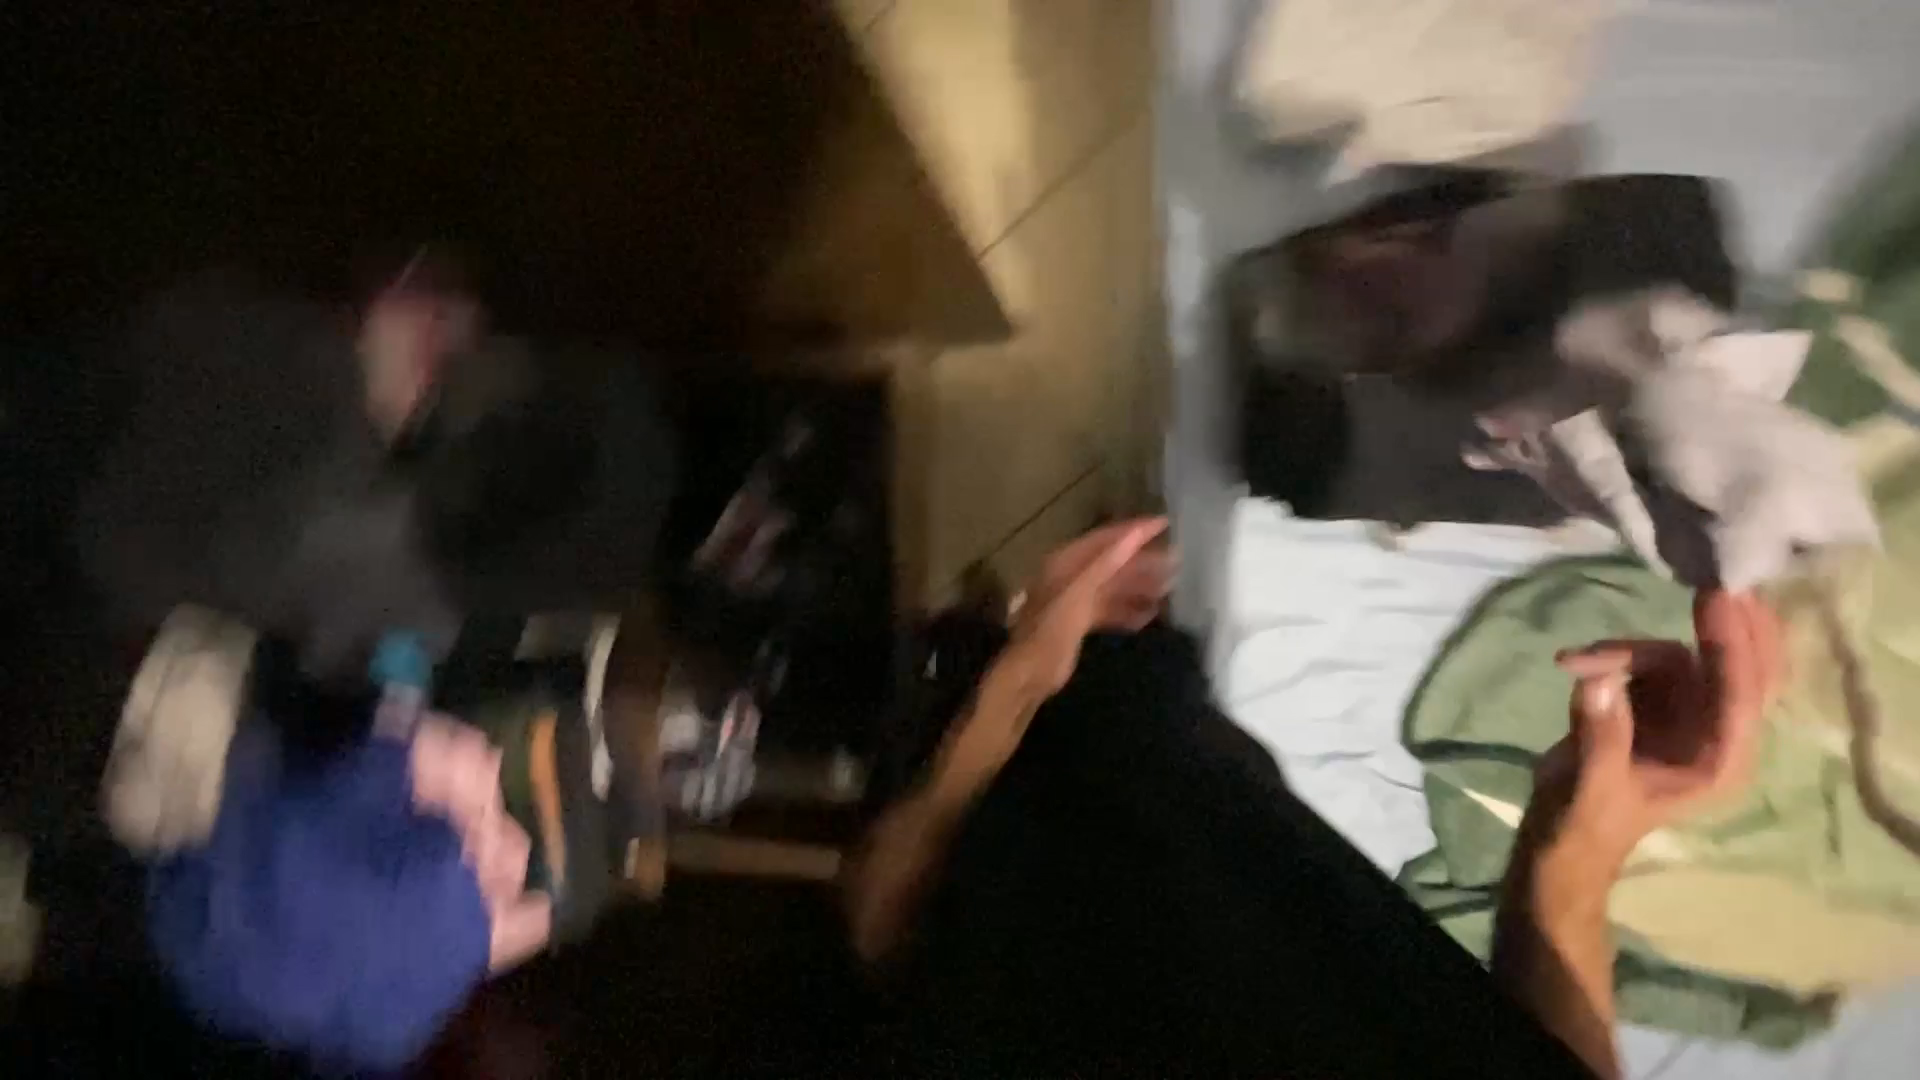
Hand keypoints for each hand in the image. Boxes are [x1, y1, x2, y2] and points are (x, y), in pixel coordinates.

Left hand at [992, 517, 1172, 701]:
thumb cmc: (1052, 629)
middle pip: (1112, 562)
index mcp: (1065, 562)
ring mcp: (1075, 600)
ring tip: (1171, 587)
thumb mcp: (1078, 593)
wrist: (1031, 672)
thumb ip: (1105, 564)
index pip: (1105, 539)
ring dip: (1140, 586)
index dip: (1134, 530)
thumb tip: (1133, 536)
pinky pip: (1110, 610)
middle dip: (1143, 562)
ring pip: (1113, 587)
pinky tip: (1151, 615)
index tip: (1165, 524)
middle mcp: (1070, 576)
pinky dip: (1129, 611)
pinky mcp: (1080, 622)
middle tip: (1177, 562)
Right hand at [1531, 590, 1781, 874]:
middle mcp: (1712, 736)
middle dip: (1727, 630)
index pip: (1741, 694)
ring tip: (1571, 661)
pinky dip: (1611, 657)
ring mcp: (1679, 721)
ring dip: (1627, 651)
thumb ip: (1599, 734)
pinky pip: (1643, 668)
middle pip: (1738, 671)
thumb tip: (1596, 678)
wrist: (1560, 840)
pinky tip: (1571, 664)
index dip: (1735, 645)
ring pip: (1678, 663)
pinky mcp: (1646, 711)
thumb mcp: (1591, 786)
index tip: (1721, 598)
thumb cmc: (1584, 824)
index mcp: (1718, 762)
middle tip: (1710, 585)